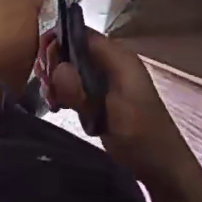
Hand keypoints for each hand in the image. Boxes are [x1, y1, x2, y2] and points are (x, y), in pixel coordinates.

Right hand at [42, 30, 197, 189]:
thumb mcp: (110, 113)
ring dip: (57, 82)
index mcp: (119, 59)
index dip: (59, 42)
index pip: (82, 35)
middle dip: (55, 65)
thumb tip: (56, 68)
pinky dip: (64, 93)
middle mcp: (112, 64)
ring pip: (72, 69)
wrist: (160, 165)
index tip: (41, 63)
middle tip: (46, 89)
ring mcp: (106, 81)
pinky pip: (76, 86)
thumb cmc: (141, 136)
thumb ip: (82, 91)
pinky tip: (57, 107)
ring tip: (52, 101)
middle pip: (73, 51)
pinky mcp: (101, 98)